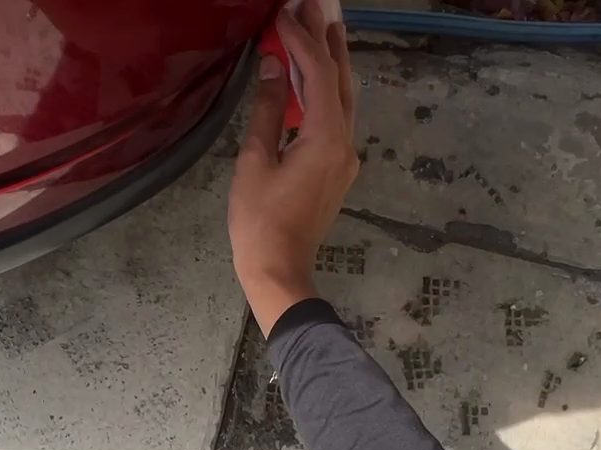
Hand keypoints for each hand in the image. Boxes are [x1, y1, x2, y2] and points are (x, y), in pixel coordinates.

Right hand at [228, 0, 358, 335]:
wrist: (280, 271)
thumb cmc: (260, 223)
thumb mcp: (255, 163)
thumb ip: (265, 112)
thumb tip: (270, 71)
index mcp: (325, 138)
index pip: (316, 73)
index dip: (299, 40)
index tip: (283, 14)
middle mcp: (345, 144)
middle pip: (340, 81)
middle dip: (327, 43)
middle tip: (315, 7)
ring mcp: (345, 161)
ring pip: (343, 102)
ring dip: (332, 67)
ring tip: (323, 33)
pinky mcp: (337, 175)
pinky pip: (337, 124)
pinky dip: (326, 98)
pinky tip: (313, 87)